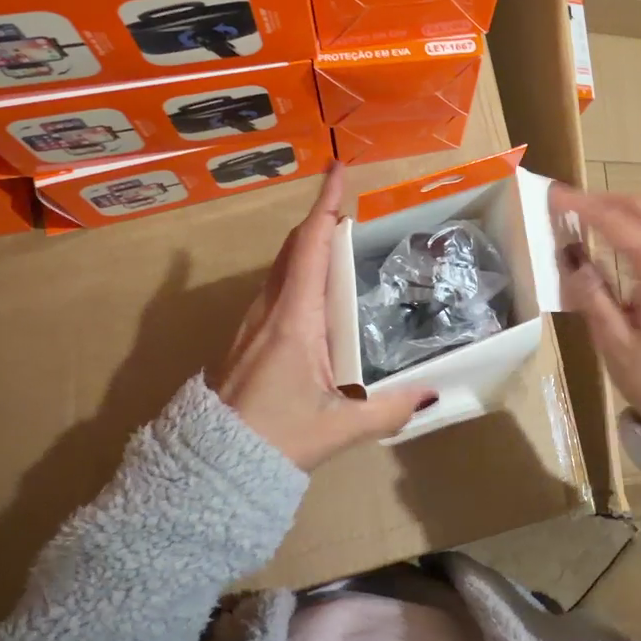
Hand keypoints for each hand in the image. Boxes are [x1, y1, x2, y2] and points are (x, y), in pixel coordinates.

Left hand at [216, 165, 434, 469]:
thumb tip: (432, 394)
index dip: (325, 205)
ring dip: (308, 247)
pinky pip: (276, 291)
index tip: (337, 170)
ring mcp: (252, 324)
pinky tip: (320, 297)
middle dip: (320, 220)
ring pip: (281, 269)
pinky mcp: (246, 341)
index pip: (309, 246)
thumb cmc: (274, 440)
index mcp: (293, 319)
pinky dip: (299, 274)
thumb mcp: (339, 428)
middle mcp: (269, 311)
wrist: (207, 470)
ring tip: (343, 245)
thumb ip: (389, 410)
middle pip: (293, 249)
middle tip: (352, 207)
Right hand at [550, 185, 640, 427]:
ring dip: (624, 212)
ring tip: (587, 220)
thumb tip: (572, 259)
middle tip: (569, 205)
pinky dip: (640, 230)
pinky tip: (615, 245)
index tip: (552, 194)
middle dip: (605, 200)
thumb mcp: (612, 340)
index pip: (616, 220)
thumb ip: (591, 293)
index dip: (581, 205)